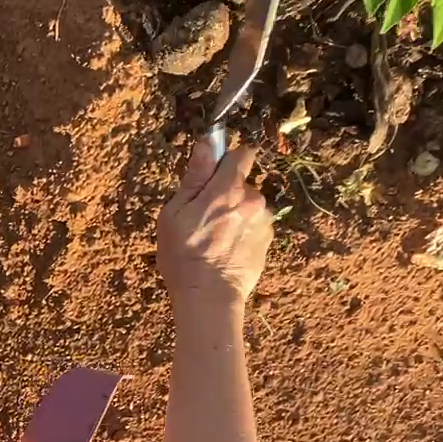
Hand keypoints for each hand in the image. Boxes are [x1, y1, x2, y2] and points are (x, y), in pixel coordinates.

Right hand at [157, 138, 272, 304]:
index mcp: (228, 189)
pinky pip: (253, 227)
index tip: (211, 175)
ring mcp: (264, 221)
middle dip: (224, 195)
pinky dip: (241, 234)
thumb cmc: (183, 255)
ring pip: (247, 207)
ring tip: (212, 241)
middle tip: (201, 220)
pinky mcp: (268, 241)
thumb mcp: (174, 214)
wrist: (208, 296)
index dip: (226, 160)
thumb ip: (194, 178)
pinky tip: (224, 252)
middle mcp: (253, 199)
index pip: (242, 154)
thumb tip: (206, 146)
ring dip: (233, 216)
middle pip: (240, 185)